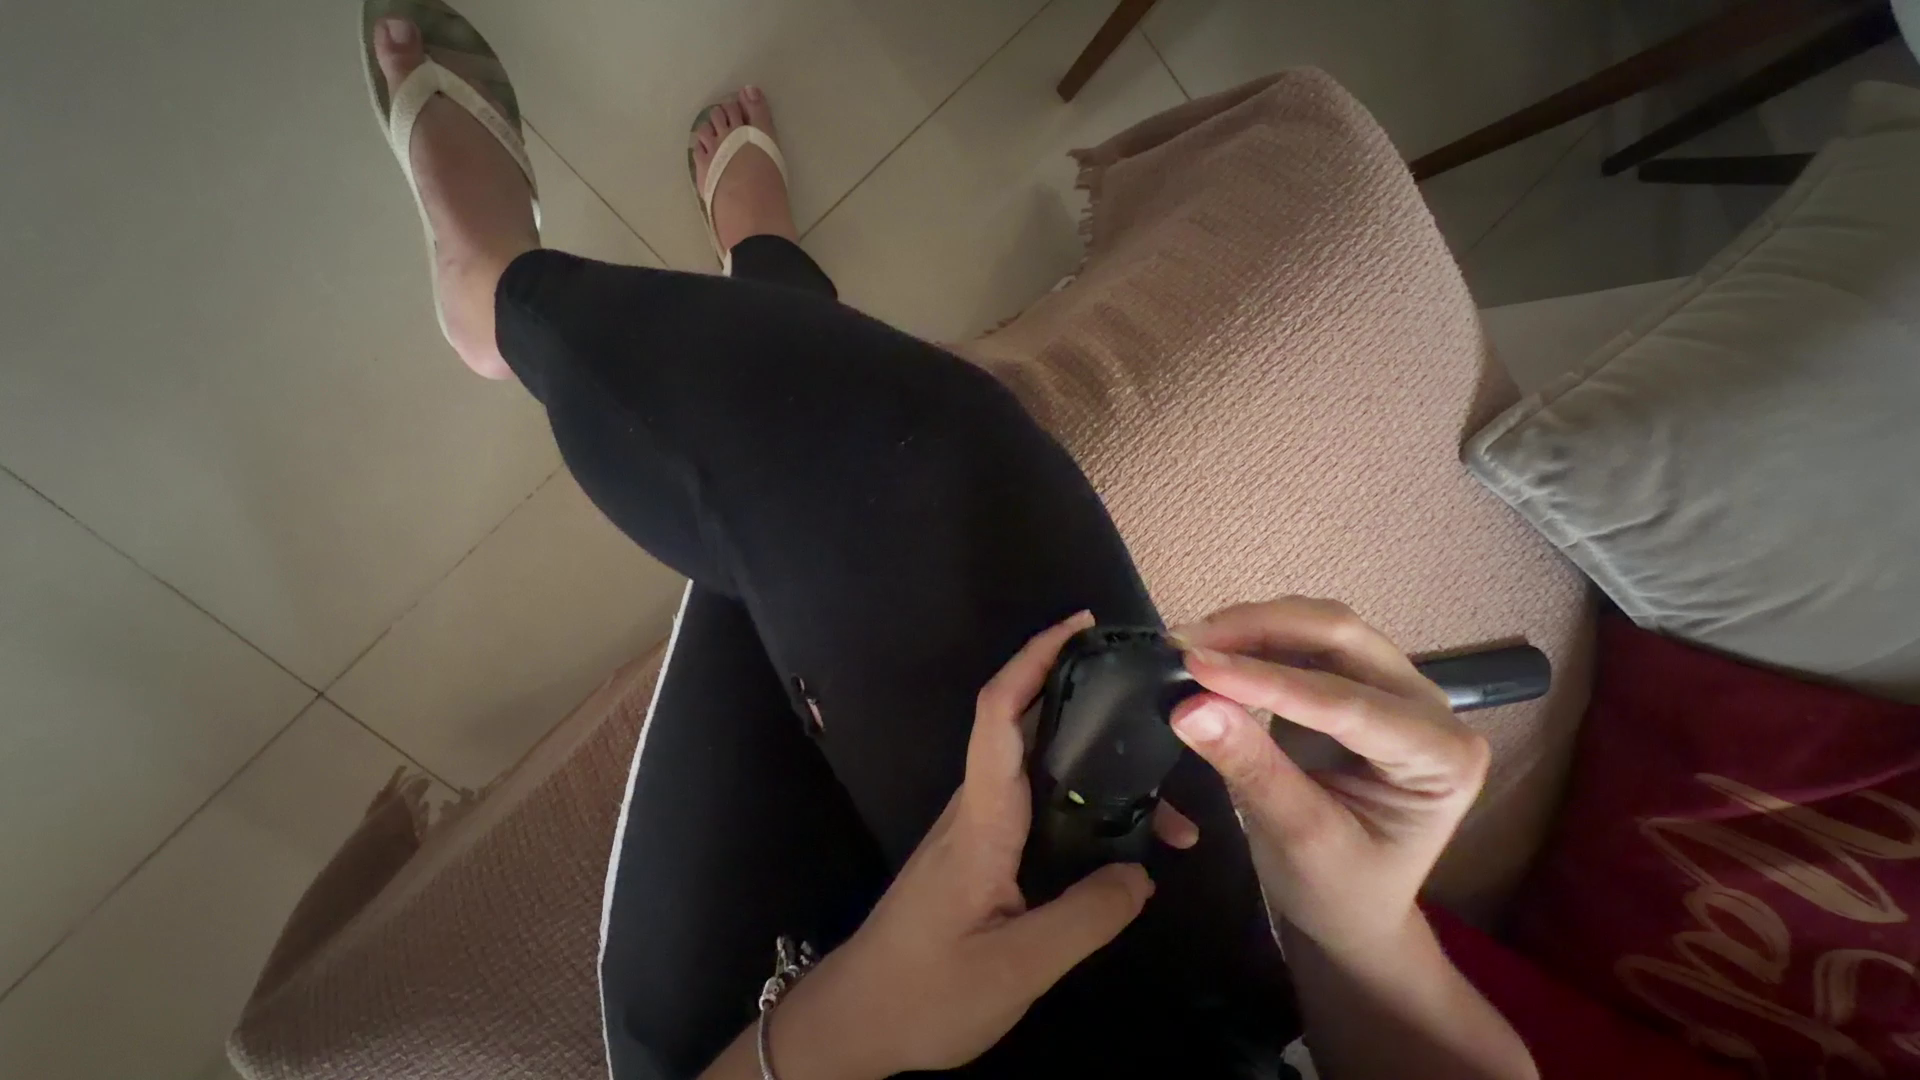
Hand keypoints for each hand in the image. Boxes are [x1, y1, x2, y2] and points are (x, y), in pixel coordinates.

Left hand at [772, 611, 1167, 1078]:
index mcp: (982, 817)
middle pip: (1025, 723)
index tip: (1080, 625)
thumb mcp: (1017, 968)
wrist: (857, 1020)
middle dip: (1080, 693)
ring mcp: (978, 826)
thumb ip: (1085, 918)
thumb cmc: (926, 991)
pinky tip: (1122, 834)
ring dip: (1093, 758)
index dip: (1035, 657)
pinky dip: (1082, 801)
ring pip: (1037, 766)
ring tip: (1162, 785)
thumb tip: (1143, 873)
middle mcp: (978, 805)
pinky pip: (1037, 804)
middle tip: (1147, 696)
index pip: (1000, 711)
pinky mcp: (983, 851)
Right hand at [1168, 598, 1489, 955]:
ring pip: (1320, 627)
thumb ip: (1250, 767)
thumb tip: (1190, 706)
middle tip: (1188, 642)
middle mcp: (1426, 707)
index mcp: (1441, 757)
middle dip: (1261, 630)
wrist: (1351, 910)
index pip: (1346, 702)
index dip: (1266, 680)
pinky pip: (1302, 641)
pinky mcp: (1352, 682)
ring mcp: (1391, 688)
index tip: (1196, 665)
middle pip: (1342, 637)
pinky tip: (1213, 649)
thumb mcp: (1296, 838)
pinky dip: (1254, 639)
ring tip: (1192, 643)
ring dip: (1253, 626)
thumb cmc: (1338, 889)